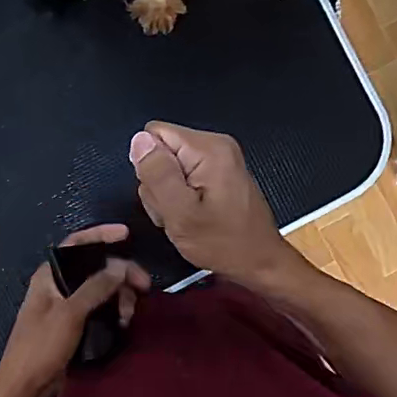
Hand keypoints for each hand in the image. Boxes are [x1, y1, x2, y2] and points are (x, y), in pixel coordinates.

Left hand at [0, 225, 151, 396]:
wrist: (25, 389)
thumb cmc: (40, 347)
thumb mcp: (70, 313)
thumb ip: (95, 287)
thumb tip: (120, 266)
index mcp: (49, 276)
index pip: (76, 245)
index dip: (101, 236)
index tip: (126, 234)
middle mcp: (57, 287)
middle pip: (94, 269)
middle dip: (120, 275)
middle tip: (144, 287)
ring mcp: (65, 308)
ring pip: (100, 292)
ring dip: (118, 297)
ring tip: (130, 314)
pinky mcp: (73, 328)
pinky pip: (98, 311)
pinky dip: (112, 313)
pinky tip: (124, 323)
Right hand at [129, 122, 308, 288]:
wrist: (257, 262)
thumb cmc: (224, 244)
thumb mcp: (181, 214)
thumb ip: (157, 175)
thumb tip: (139, 141)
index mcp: (208, 150)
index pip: (153, 134)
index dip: (149, 167)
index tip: (166, 195)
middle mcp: (216, 146)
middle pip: (160, 152)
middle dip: (158, 185)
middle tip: (177, 212)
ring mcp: (218, 159)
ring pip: (167, 168)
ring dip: (167, 197)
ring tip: (186, 217)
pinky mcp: (217, 173)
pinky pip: (181, 178)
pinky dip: (179, 199)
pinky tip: (192, 216)